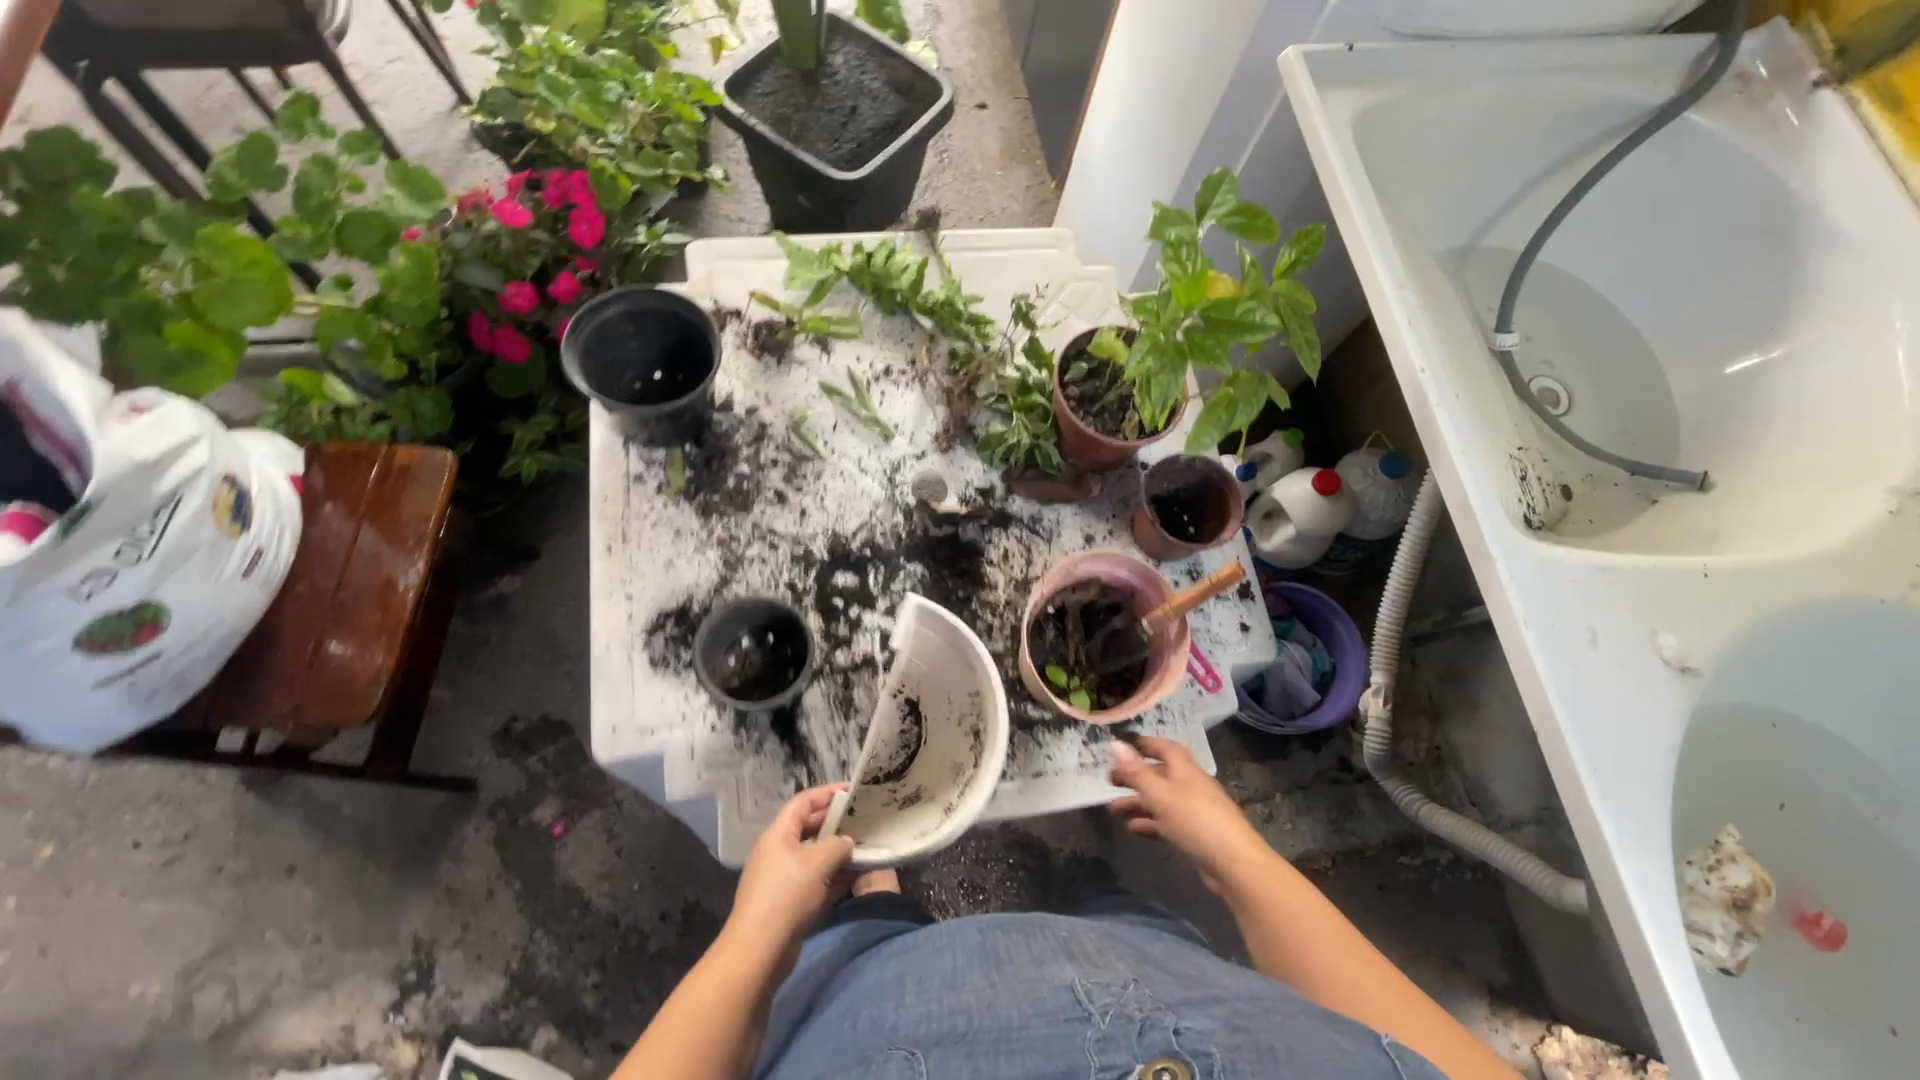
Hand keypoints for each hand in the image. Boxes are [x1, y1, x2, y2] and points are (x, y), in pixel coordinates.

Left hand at [727, 785, 856, 951]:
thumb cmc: (786, 896)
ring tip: (866, 849)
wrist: (759, 950)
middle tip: (864, 820)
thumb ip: (837, 846)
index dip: (827, 793)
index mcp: (779, 834)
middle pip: (809, 829)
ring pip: (814, 857)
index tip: (851, 790)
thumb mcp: (817, 864)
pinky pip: (815, 881)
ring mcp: (782, 878)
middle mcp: (778, 852)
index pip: (803, 803)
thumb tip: (847, 842)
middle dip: (836, 824)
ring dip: (838, 853)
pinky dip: (834, 878)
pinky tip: (856, 878)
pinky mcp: (789, 902)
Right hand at [1109, 736, 1272, 894]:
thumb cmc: (1194, 820)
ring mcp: (1193, 810)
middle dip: (1135, 777)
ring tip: (1114, 810)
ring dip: (1138, 803)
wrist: (1233, 862)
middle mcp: (1190, 786)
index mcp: (1185, 770)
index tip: (1122, 746)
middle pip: (1159, 775)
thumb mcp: (1160, 794)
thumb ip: (1136, 772)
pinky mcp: (1194, 833)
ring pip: (1161, 801)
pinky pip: (1167, 822)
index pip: (1164, 748)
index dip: (1145, 744)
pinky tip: (1133, 829)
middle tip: (1110, 781)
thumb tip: (1115, 743)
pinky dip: (1150, 823)